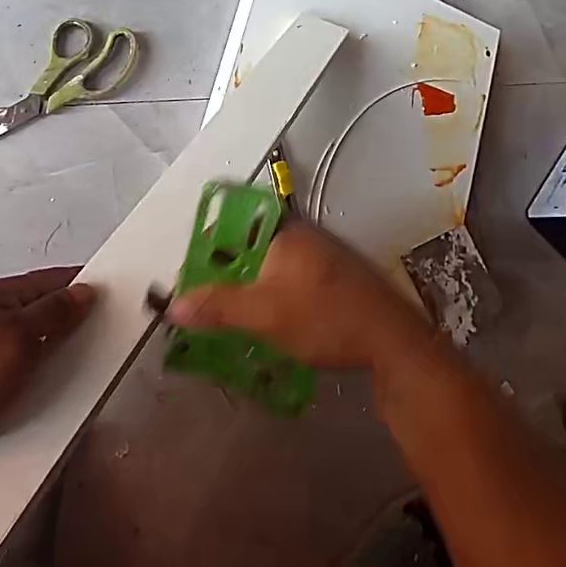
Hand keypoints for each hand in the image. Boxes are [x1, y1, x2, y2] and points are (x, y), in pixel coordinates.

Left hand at [0, 267, 94, 485]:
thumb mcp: (15, 342)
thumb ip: (55, 314)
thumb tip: (86, 289)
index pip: (57, 280)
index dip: (89, 288)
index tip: (122, 304)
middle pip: (40, 317)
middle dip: (71, 333)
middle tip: (102, 355)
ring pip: (21, 354)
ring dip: (45, 368)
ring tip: (70, 390)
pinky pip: (0, 383)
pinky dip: (19, 393)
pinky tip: (28, 412)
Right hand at [168, 222, 432, 370]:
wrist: (391, 341)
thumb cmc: (324, 318)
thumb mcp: (263, 314)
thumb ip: (218, 307)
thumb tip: (173, 303)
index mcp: (285, 234)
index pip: (236, 225)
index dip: (209, 247)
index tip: (190, 275)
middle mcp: (305, 238)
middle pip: (253, 249)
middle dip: (228, 274)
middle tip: (205, 303)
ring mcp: (324, 259)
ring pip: (274, 269)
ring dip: (251, 290)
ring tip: (230, 317)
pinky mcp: (337, 282)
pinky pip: (294, 283)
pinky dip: (275, 298)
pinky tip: (269, 323)